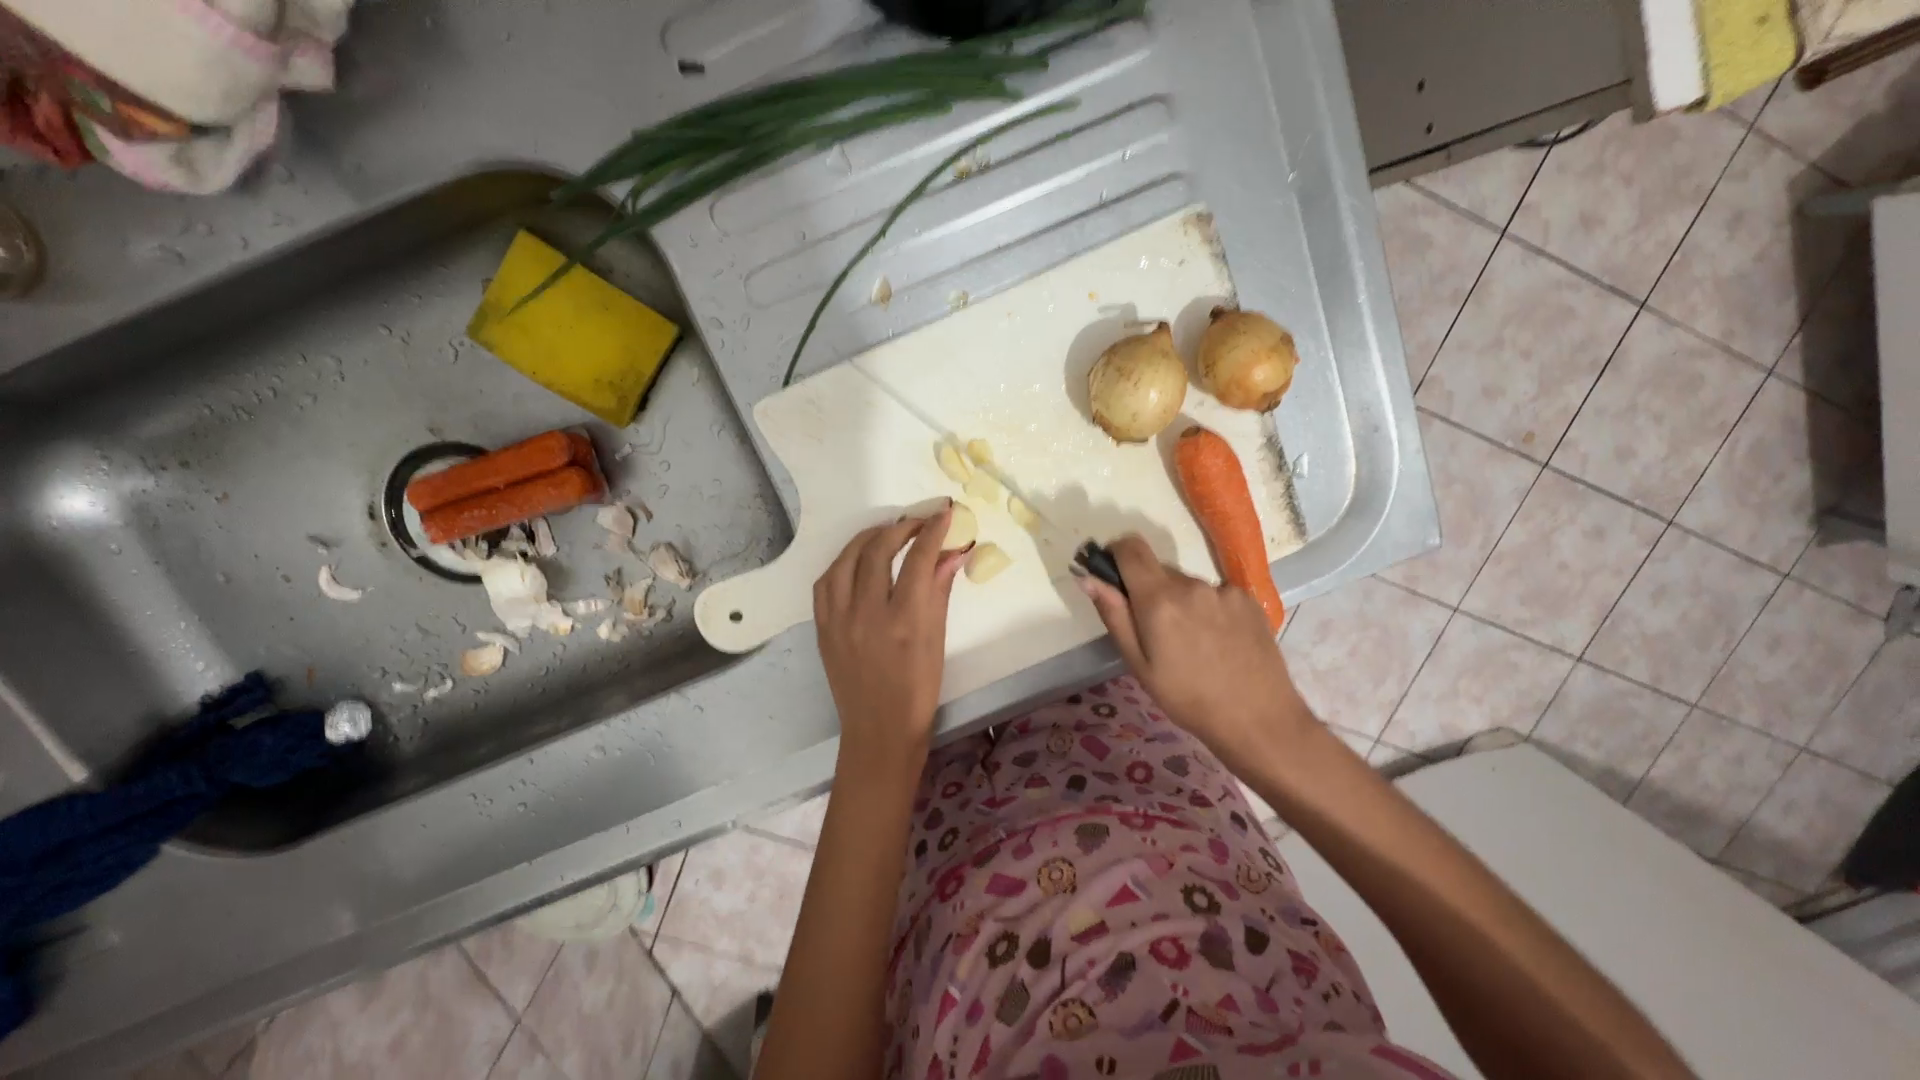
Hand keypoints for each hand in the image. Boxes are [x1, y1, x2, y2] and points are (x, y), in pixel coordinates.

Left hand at [814, 505, 966, 777]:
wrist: (879, 730)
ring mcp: (839, 620)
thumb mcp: (937, 642)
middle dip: (901, 527)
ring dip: (868, 538)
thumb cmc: (918, 691)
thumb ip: (940, 592)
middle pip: (879, 550)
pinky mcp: (822, 627)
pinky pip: (826, 581)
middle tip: (918, 522)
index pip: (919, 559)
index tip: (944, 514)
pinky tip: (857, 559)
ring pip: (847, 559)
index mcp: (904, 621)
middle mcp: (867, 614)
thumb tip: (951, 553)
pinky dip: (842, 562)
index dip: (933, 531)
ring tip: (887, 533)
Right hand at [1076, 535, 1312, 767]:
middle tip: (1157, 634)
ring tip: (1192, 644)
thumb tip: (1088, 578)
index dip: (1116, 555)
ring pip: (1188, 585)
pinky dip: (1209, 609)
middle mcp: (1191, 584)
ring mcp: (1224, 589)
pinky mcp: (1248, 598)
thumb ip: (1114, 615)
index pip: (1130, 548)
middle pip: (1159, 570)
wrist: (1257, 717)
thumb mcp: (1139, 664)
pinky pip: (1216, 594)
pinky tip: (1219, 642)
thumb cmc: (1187, 698)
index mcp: (1159, 599)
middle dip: (1150, 592)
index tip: (1114, 578)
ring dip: (1181, 602)